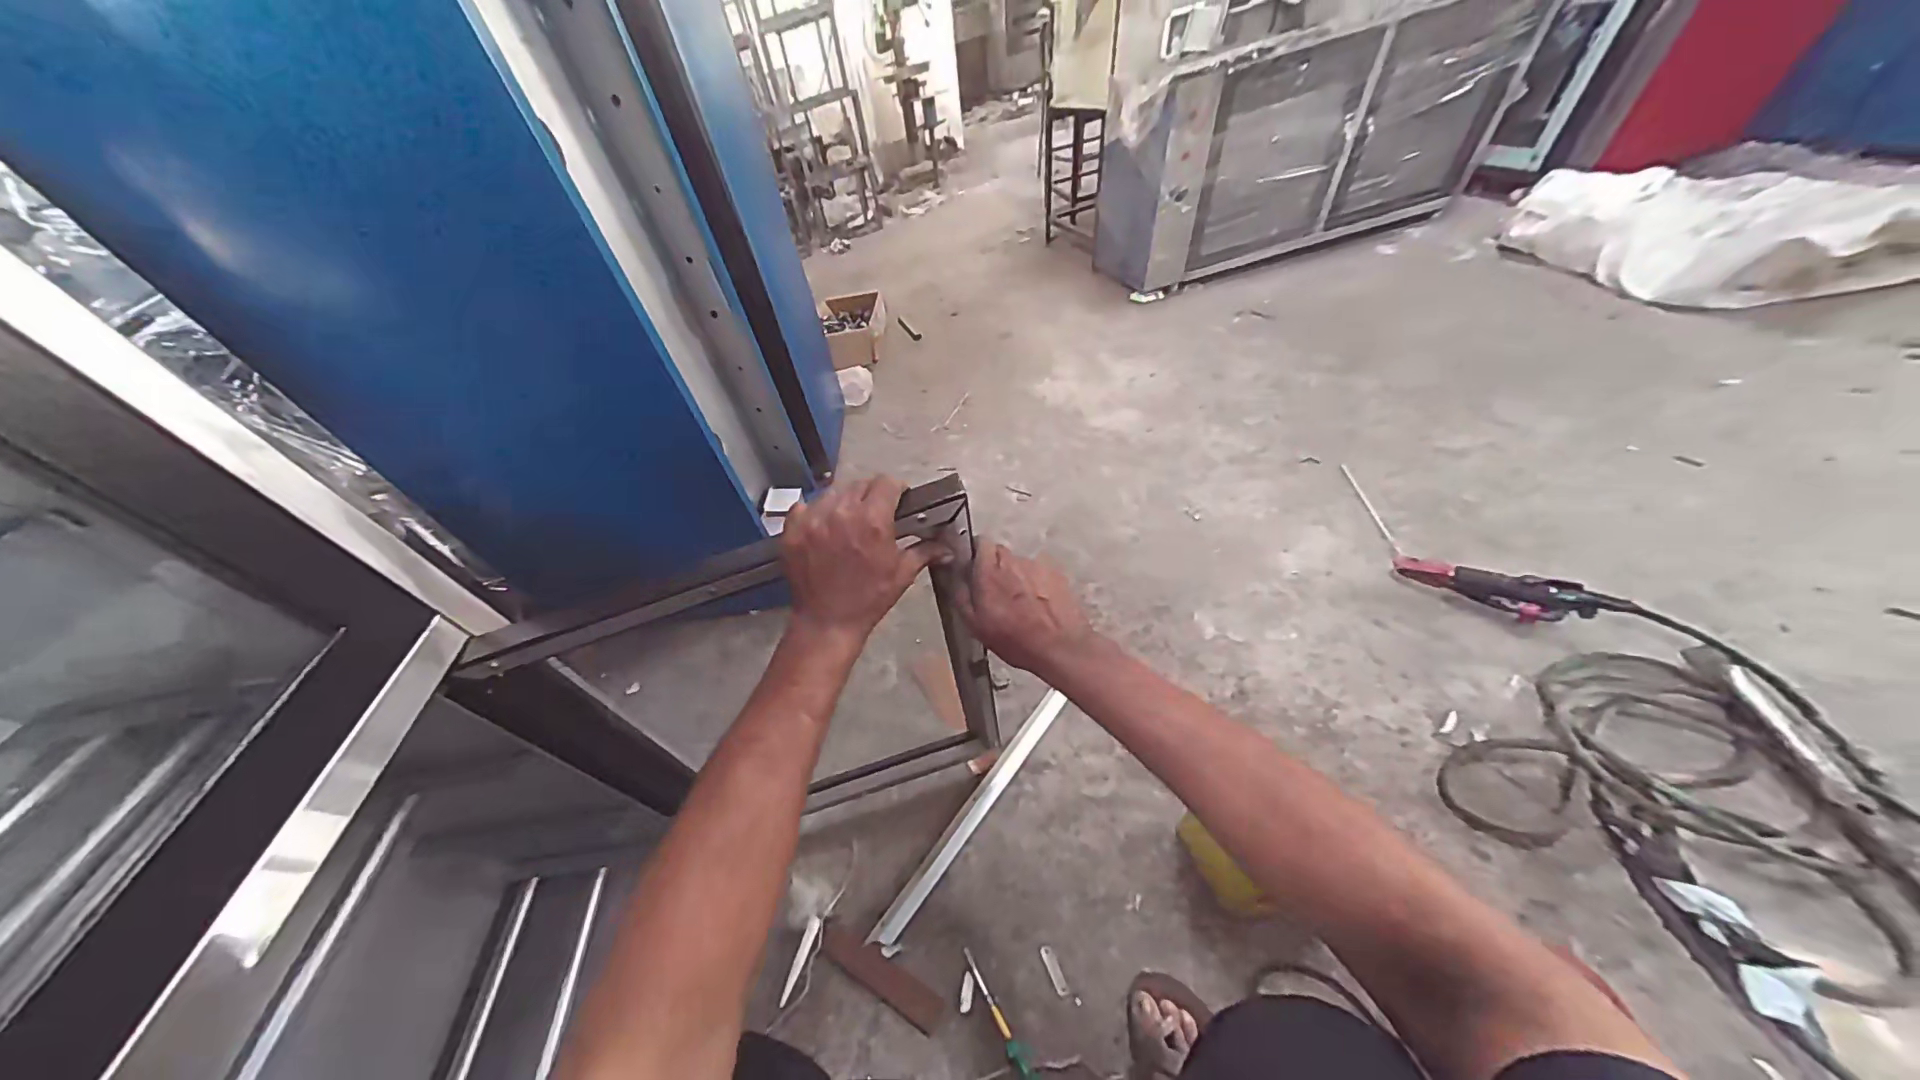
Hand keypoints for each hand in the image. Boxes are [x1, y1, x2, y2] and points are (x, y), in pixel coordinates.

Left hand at [779, 475, 944, 641]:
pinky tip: (823, 528)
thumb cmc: (869, 599)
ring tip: (848, 522)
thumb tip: (947, 548)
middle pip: (860, 485)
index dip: (896, 489)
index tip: (897, 500)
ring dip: (844, 502)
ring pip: (833, 493)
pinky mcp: (793, 529)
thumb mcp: (901, 574)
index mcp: (873, 521)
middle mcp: (842, 513)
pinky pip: (805, 506)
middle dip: (871, 495)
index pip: (887, 483)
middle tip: (875, 514)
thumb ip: (924, 552)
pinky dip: (815, 512)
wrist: (827, 622)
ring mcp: (813, 519)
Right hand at [954, 542, 1103, 676]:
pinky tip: (1037, 605)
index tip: (974, 570)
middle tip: (996, 593)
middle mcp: (1013, 562)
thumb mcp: (975, 625)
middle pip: (999, 552)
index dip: (975, 555)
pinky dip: (1035, 584)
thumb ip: (961, 593)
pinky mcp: (1056, 573)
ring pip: (1019, 564)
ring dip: (1016, 577)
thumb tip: (954, 574)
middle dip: (995, 567)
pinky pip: (1038, 573)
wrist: (1060, 647)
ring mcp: (1036, 566)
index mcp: (989, 572)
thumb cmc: (1016, 640)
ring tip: (1020, 605)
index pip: (978, 542)